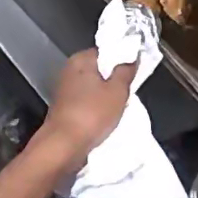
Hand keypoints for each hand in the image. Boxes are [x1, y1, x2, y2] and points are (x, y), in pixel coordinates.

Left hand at [35, 50, 135, 166]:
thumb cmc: (92, 114)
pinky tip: (106, 118)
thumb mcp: (118, 91)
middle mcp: (69, 70)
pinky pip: (86, 102)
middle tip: (129, 90)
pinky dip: (96, 108)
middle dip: (114, 80)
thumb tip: (132, 57)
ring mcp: (64, 89)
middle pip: (99, 69)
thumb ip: (126, 71)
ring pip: (93, 87)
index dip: (122, 59)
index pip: (106, 51)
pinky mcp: (64, 108)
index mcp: (80, 59)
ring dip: (106, 96)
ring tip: (120, 106)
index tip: (134, 71)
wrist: (63, 147)